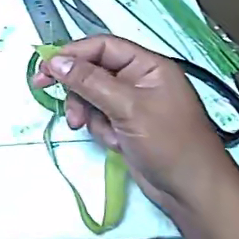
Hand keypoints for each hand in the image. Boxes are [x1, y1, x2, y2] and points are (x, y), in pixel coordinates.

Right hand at [31, 35, 238, 216]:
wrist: (192, 190)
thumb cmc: (169, 142)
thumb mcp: (128, 107)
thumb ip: (90, 82)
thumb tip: (56, 60)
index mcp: (148, 65)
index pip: (103, 47)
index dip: (73, 54)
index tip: (46, 67)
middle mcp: (141, 80)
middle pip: (95, 70)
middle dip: (76, 86)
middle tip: (46, 93)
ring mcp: (134, 104)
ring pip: (94, 96)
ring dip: (86, 110)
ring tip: (84, 126)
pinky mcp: (128, 126)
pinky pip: (102, 118)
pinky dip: (101, 128)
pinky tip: (114, 143)